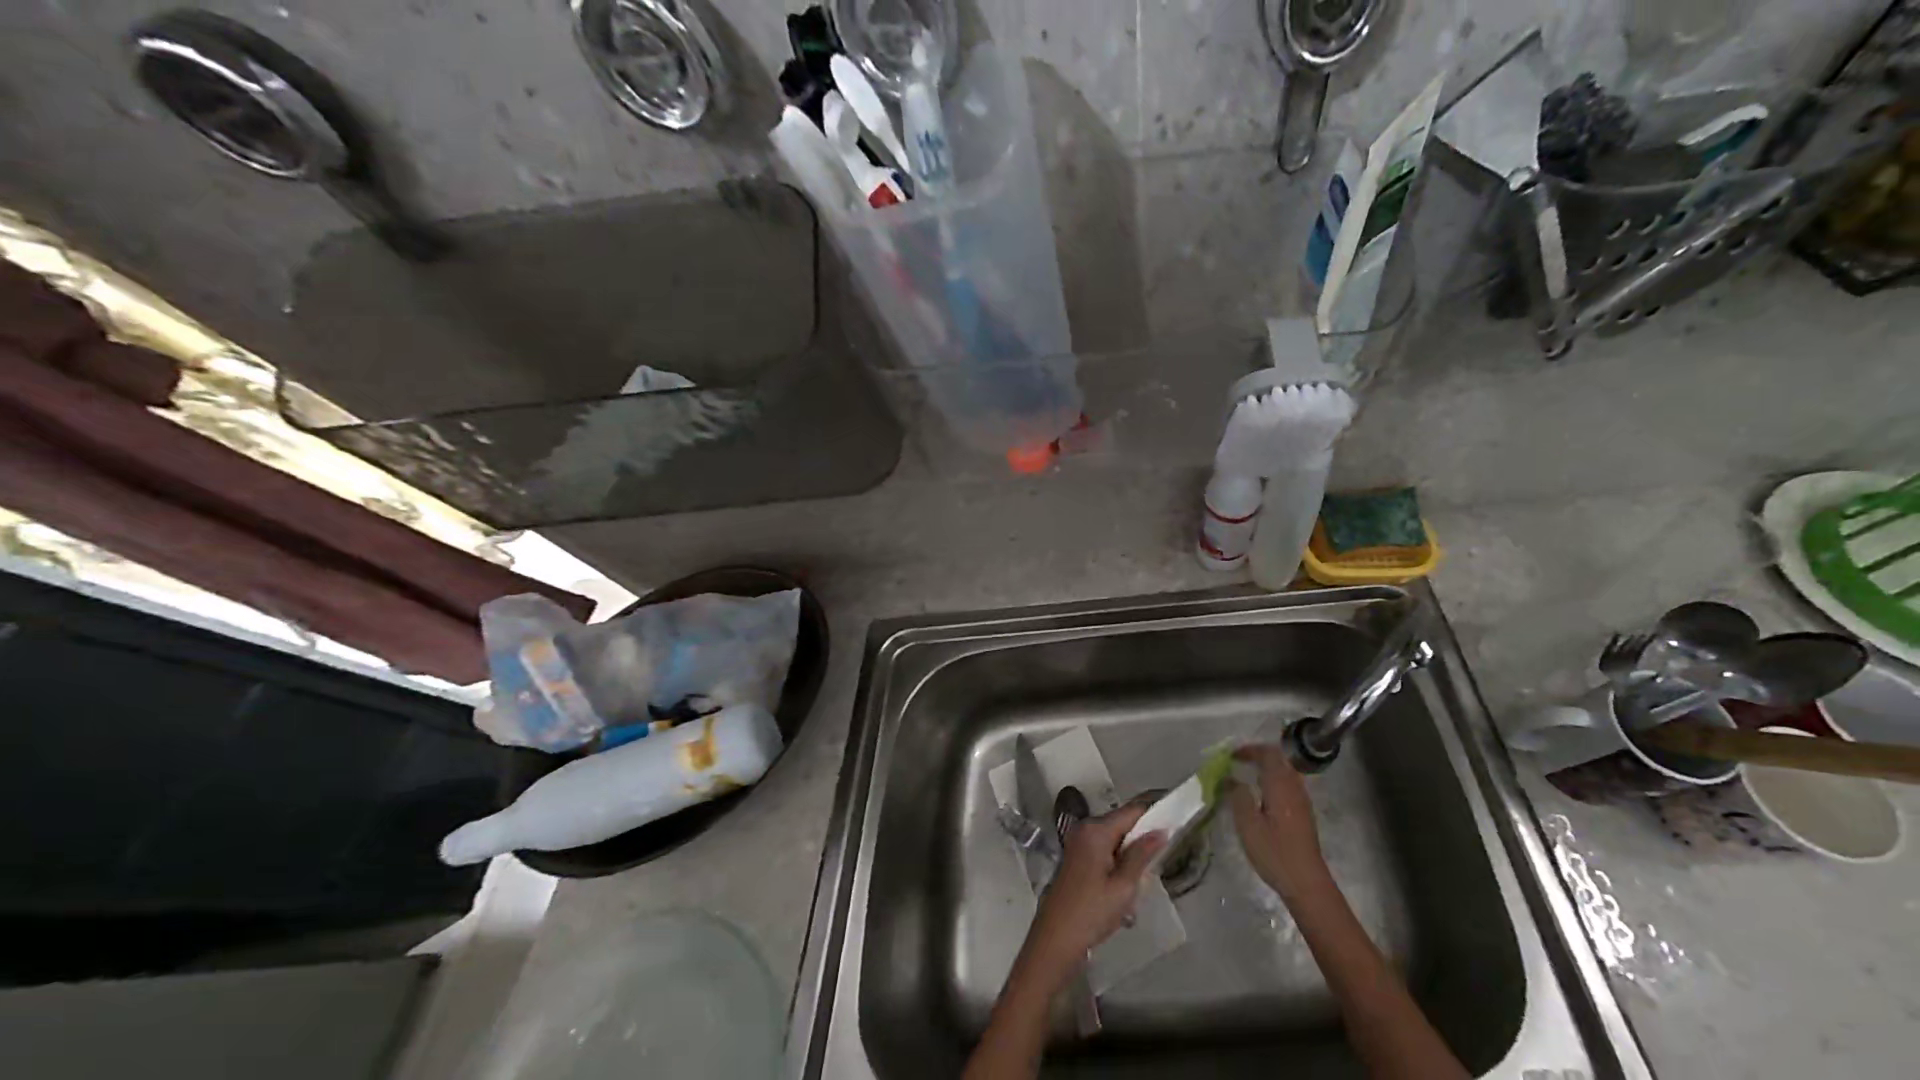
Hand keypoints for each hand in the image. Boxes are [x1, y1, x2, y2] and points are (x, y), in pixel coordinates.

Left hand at [1018, 803, 1166, 987]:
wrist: (1057, 938)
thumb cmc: (1093, 912)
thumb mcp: (1124, 886)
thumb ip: (1142, 855)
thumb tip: (1161, 830)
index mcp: (1096, 830)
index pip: (1132, 810)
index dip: (1155, 811)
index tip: (1178, 816)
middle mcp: (1085, 828)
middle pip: (1122, 822)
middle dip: (1144, 834)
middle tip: (1168, 850)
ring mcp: (1078, 842)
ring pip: (1115, 836)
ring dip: (1132, 849)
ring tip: (1150, 869)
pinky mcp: (1077, 856)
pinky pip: (1105, 847)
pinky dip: (1119, 857)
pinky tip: (1129, 879)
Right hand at [1228, 743, 1329, 897]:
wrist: (1307, 883)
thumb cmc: (1274, 852)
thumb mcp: (1248, 824)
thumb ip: (1238, 796)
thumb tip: (1231, 778)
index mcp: (1281, 786)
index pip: (1269, 754)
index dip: (1250, 750)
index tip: (1231, 755)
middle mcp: (1294, 788)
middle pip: (1280, 760)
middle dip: (1259, 756)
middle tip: (1238, 761)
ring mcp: (1302, 801)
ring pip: (1285, 773)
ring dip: (1266, 768)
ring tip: (1246, 775)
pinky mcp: (1303, 814)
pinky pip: (1288, 786)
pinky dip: (1272, 781)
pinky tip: (1260, 795)